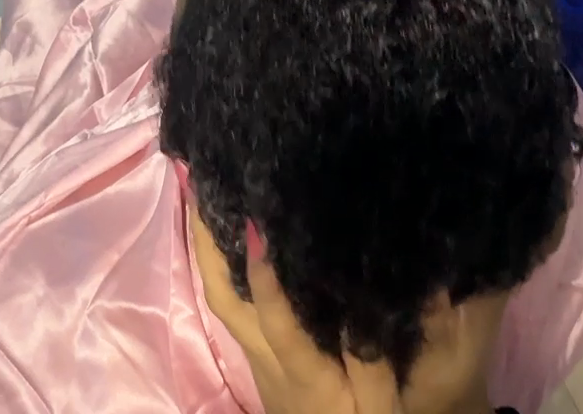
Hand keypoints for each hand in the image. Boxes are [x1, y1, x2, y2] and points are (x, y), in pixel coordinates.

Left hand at [213, 221, 403, 413]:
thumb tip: (366, 304)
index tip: (257, 228)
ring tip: (209, 202)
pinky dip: (225, 268)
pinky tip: (231, 240)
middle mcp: (265, 357)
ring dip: (211, 253)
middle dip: (209, 246)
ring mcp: (255, 355)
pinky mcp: (258, 354)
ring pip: (222, 301)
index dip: (264, 278)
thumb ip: (372, 364)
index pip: (275, 321)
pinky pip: (233, 304)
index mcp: (300, 370)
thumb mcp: (377, 409)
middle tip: (204, 191)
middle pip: (225, 302)